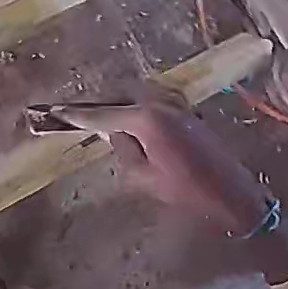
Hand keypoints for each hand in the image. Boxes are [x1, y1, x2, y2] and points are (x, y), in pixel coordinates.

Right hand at [58, 94, 272, 233]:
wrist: (233, 195)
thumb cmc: (187, 192)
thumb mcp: (143, 177)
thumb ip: (123, 150)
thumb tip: (114, 133)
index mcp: (147, 119)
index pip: (102, 114)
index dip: (75, 114)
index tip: (54, 111)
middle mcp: (160, 103)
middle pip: (118, 92)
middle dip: (96, 101)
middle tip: (74, 114)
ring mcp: (176, 104)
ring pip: (135, 92)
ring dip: (115, 101)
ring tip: (98, 117)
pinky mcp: (185, 111)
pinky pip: (151, 98)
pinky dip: (134, 104)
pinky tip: (127, 119)